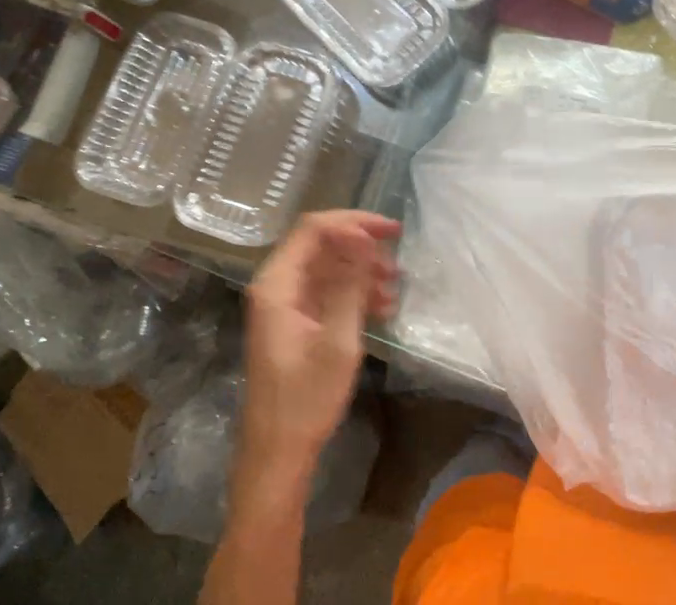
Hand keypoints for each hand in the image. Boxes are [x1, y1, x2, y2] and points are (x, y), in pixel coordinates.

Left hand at [242, 210, 399, 476]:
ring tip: (395, 286)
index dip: (353, 223)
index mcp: (277, 284)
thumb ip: (350, 285)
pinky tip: (383, 308)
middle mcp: (277, 286)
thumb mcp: (337, 340)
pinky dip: (354, 293)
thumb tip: (363, 239)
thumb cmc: (306, 398)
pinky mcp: (295, 323)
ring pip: (327, 267)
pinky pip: (327, 291)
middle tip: (398, 253)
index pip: (314, 229)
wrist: (278, 451)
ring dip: (361, 270)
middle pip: (321, 243)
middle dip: (361, 244)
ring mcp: (285, 305)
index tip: (390, 233)